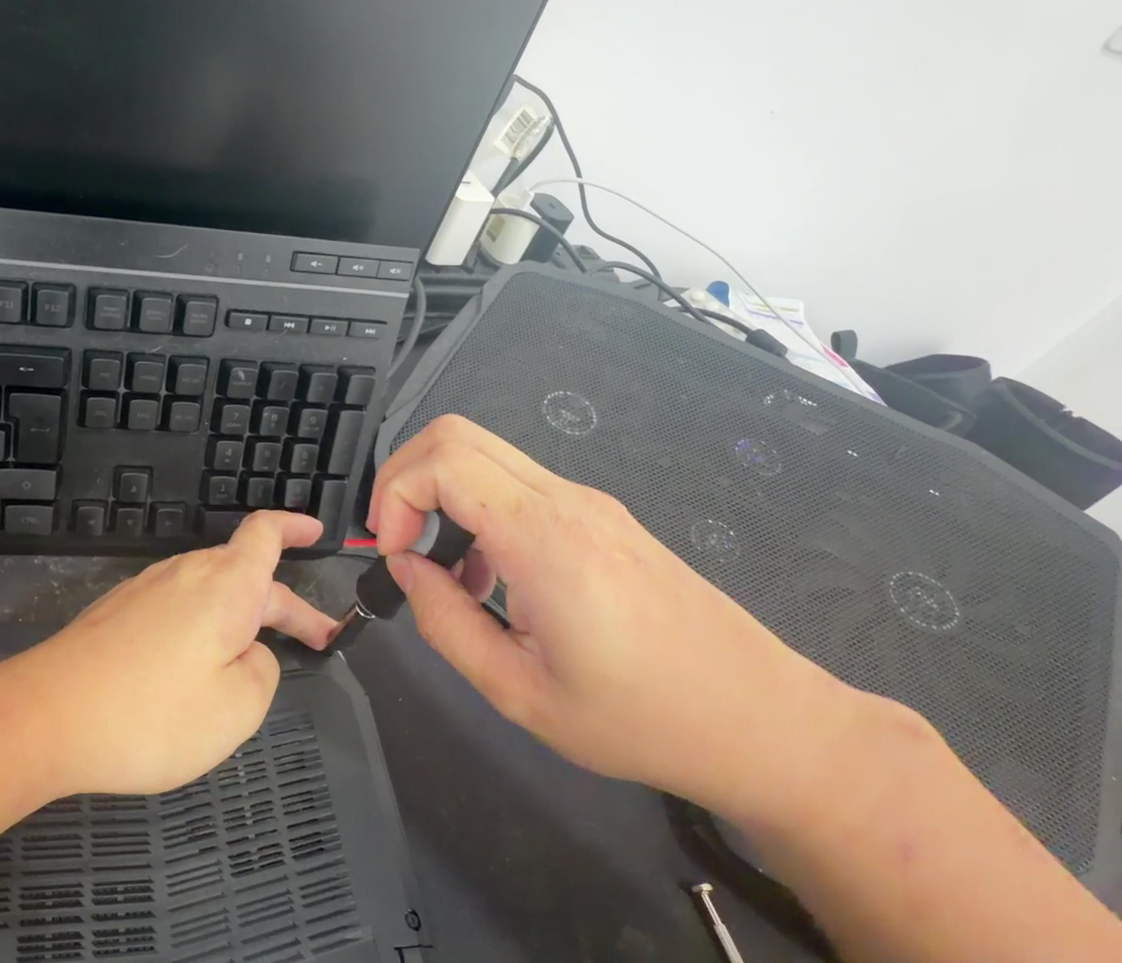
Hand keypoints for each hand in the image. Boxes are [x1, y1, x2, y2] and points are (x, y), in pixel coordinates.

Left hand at [0, 511, 336, 796]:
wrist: (46, 716)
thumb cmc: (152, 714)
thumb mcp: (237, 709)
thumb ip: (262, 673)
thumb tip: (249, 653)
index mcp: (225, 586)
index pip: (266, 534)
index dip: (294, 527)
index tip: (317, 532)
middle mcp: (184, 574)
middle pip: (244, 573)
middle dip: (283, 604)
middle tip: (315, 639)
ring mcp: (144, 591)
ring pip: (208, 593)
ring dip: (240, 617)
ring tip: (253, 658)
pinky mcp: (116, 614)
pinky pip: (176, 609)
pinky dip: (201, 628)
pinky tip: (194, 668)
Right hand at [368, 416, 864, 812]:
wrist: (766, 722)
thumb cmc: (642, 720)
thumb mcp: (519, 693)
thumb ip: (444, 622)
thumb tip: (406, 568)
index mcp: (545, 539)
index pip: (442, 462)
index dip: (394, 496)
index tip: (392, 555)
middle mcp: (568, 501)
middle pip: (456, 434)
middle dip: (404, 479)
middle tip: (398, 544)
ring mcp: (591, 503)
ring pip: (485, 453)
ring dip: (441, 497)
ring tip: (449, 576)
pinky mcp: (603, 517)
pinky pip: (518, 484)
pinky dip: (478, 509)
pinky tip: (492, 580)